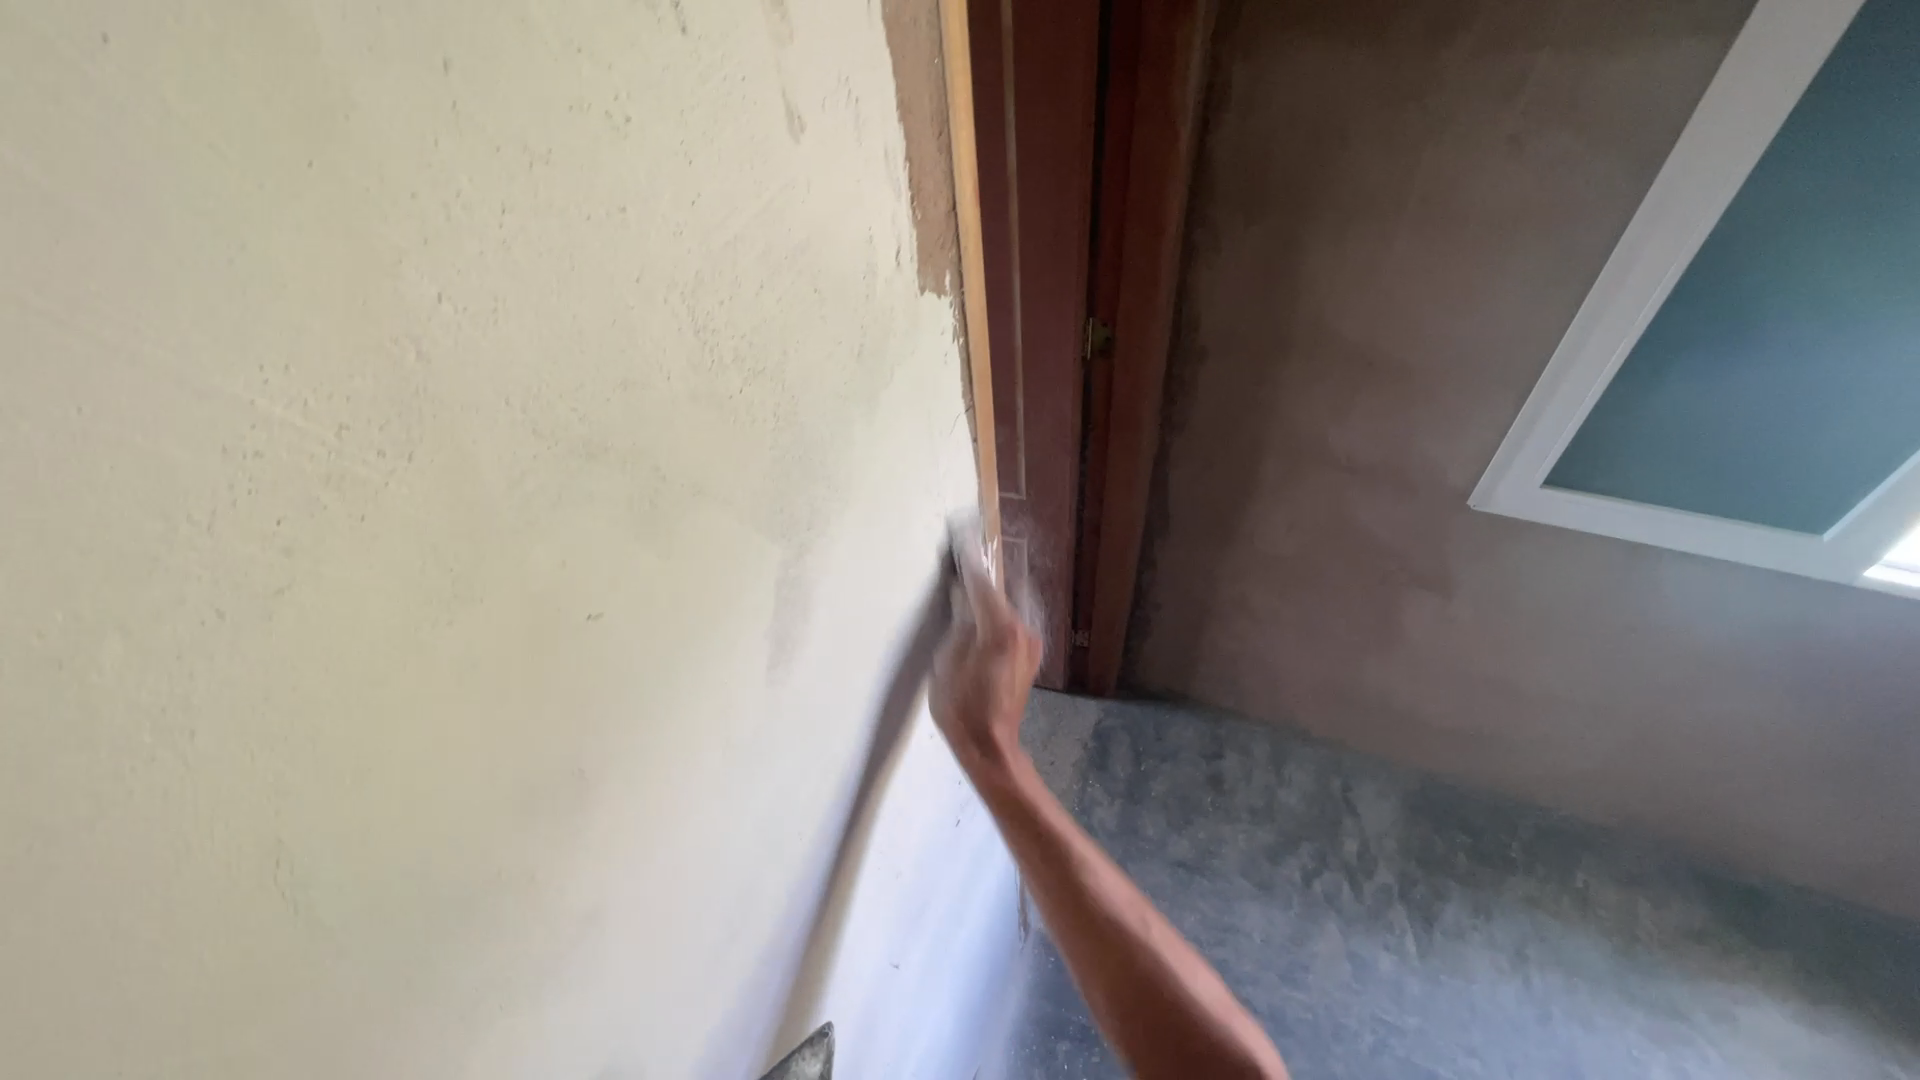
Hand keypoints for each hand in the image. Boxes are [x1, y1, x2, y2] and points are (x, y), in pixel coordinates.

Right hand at [929, 534, 1043, 775]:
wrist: (991, 746)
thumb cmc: (961, 709)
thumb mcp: (946, 663)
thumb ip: (958, 625)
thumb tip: (964, 599)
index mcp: (999, 627)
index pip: (981, 581)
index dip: (967, 558)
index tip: (959, 535)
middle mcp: (1022, 627)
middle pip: (999, 588)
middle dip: (981, 570)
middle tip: (962, 553)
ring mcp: (1031, 640)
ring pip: (1009, 603)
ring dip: (990, 591)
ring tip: (970, 579)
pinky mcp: (1030, 652)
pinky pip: (1013, 619)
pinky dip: (997, 608)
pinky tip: (983, 609)